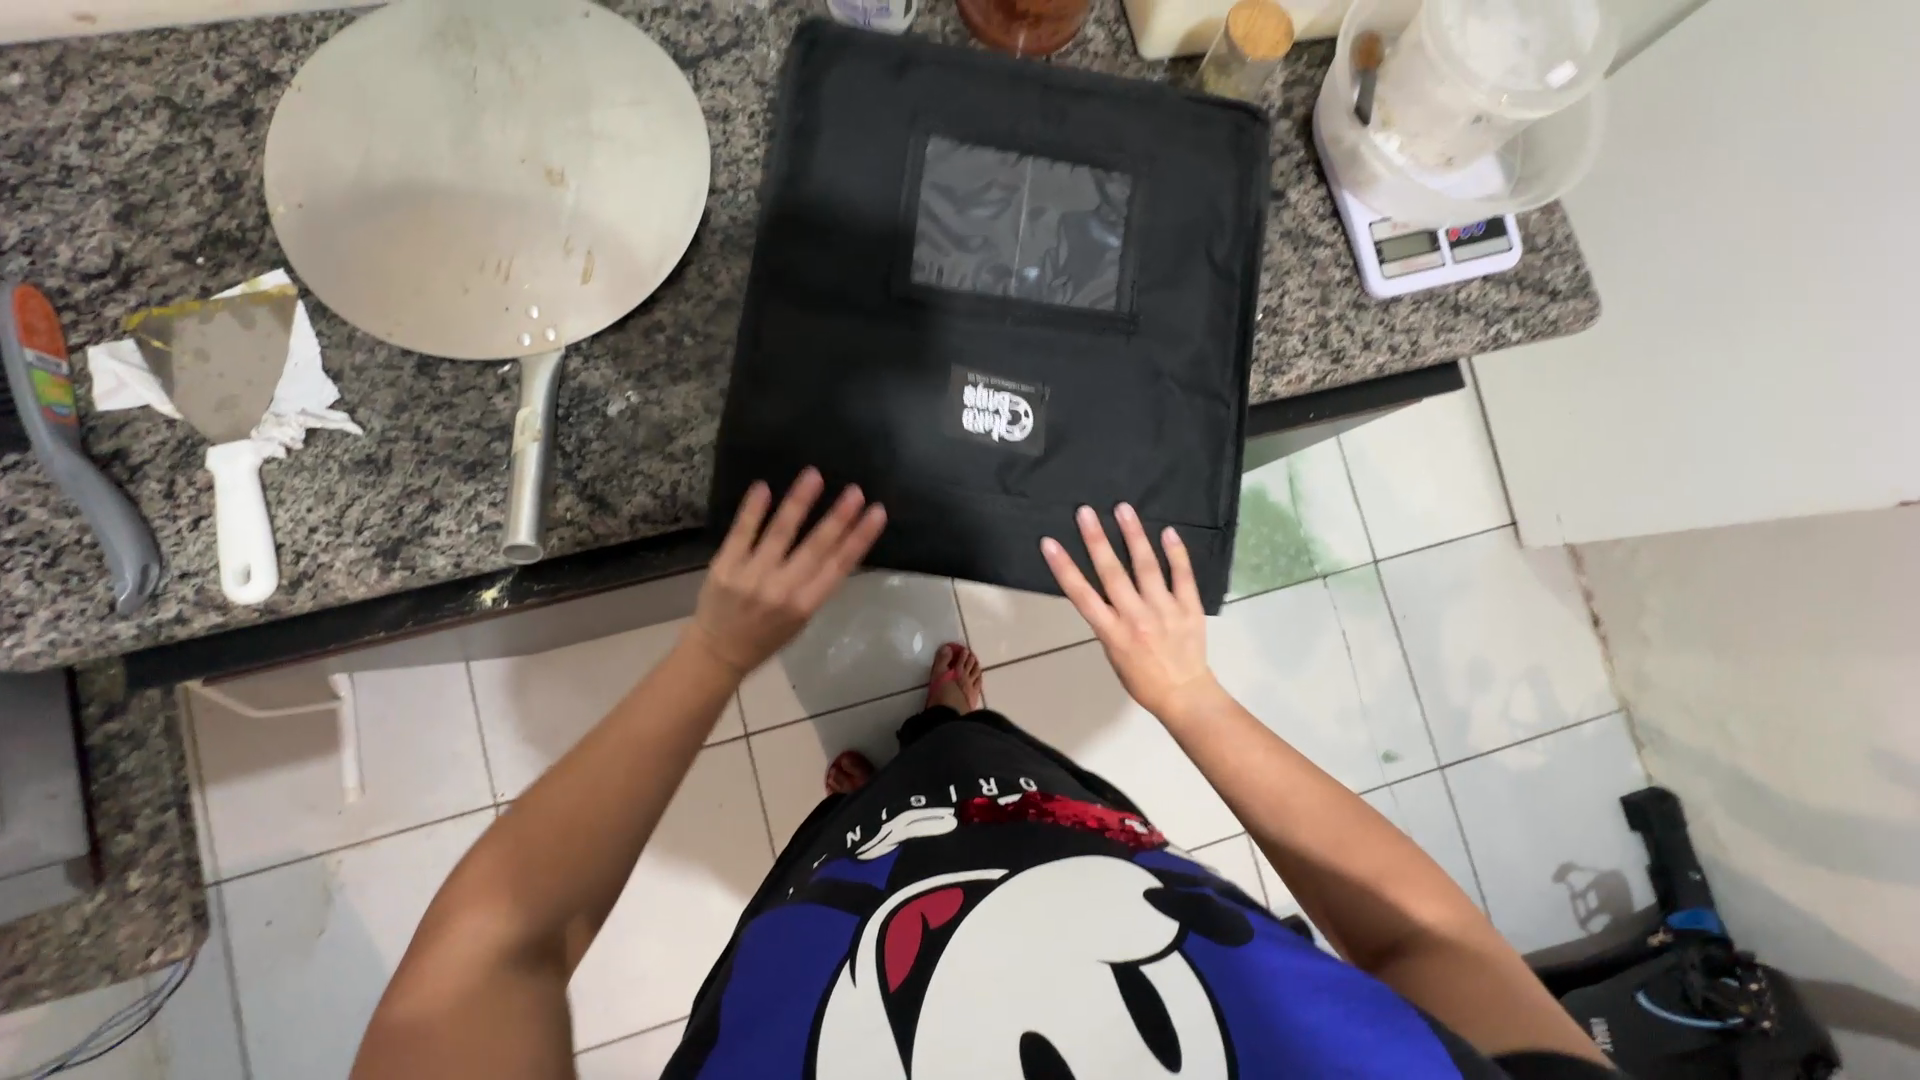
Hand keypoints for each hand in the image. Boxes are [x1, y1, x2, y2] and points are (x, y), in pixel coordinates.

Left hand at [689, 468, 886, 675]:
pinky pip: (741, 533)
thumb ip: (815, 585)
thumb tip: (836, 545)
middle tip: (855, 491)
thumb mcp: (801, 620)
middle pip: (815, 547)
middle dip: (838, 517)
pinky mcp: (724, 567)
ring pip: (779, 533)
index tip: (877, 512)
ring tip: (814, 475)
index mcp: (805, 605)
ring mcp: (750, 577)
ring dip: (799, 502)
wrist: (717, 653)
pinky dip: (753, 510)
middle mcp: (781, 590)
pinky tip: (764, 487)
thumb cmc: (766, 637)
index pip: (839, 566)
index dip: (860, 538)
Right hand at [1040, 503, 1221, 720]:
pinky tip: (1168, 531)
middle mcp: (1136, 617)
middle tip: (1085, 512)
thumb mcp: (1113, 655)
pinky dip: (1176, 553)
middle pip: (1112, 573)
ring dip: (1133, 535)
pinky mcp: (1189, 607)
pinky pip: (1183, 575)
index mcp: (1112, 632)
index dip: (1064, 567)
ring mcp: (1164, 610)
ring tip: (1123, 509)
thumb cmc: (1141, 679)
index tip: (1050, 543)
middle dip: (1096, 540)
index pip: (1082, 595)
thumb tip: (1104, 593)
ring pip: (1146, 566)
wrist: (1185, 695)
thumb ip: (1107, 622)